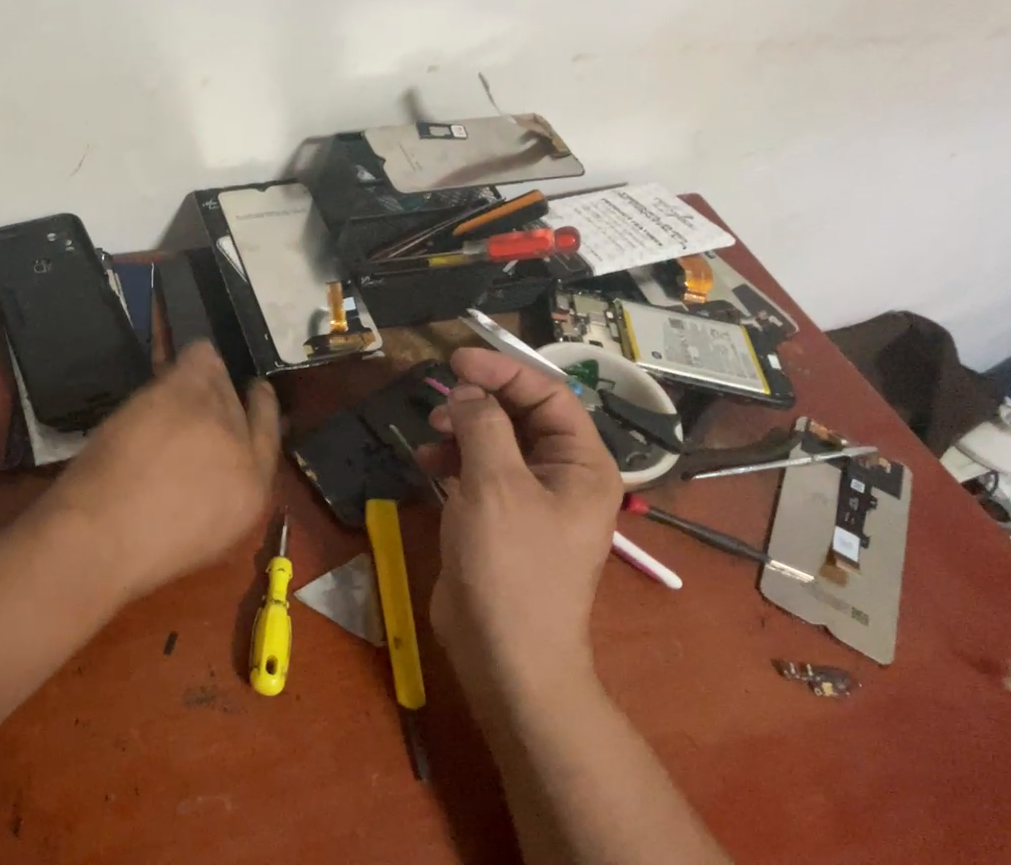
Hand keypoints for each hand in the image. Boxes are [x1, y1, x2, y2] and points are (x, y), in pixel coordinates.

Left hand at [42, 341, 281, 599]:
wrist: (103, 533)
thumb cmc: (143, 548)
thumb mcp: (206, 533)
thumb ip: (223, 489)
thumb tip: (215, 462)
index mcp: (255, 490)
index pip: (270, 435)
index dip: (257, 411)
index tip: (246, 397)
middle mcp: (246, 448)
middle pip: (240, 403)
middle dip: (218, 401)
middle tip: (185, 406)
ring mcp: (217, 416)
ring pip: (219, 378)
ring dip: (198, 382)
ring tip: (168, 396)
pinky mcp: (186, 392)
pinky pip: (200, 357)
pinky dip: (187, 360)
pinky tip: (166, 371)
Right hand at [422, 347, 622, 700]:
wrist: (506, 650)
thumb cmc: (511, 565)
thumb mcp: (495, 486)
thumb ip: (482, 426)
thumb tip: (466, 393)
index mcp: (582, 465)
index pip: (549, 396)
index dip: (503, 371)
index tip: (455, 360)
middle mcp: (563, 477)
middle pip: (523, 417)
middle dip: (480, 401)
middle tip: (437, 398)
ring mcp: (531, 501)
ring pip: (497, 444)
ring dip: (462, 431)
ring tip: (428, 434)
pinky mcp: (501, 522)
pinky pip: (480, 474)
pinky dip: (454, 461)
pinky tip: (427, 464)